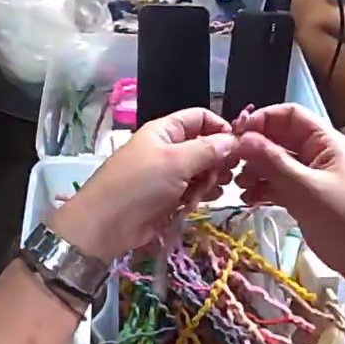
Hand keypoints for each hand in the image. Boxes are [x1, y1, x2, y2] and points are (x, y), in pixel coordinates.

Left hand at [50, 108, 237, 260]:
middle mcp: (166, 149)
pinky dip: (200, 194)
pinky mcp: (167, 199)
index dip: (220, 127)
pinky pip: (191, 191)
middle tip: (227, 173)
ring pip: (200, 171)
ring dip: (211, 179)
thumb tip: (232, 139)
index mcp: (164, 131)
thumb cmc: (139, 185)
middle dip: (217, 158)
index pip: (199, 118)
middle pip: (203, 146)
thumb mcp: (176, 161)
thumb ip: (207, 149)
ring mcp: (166, 175)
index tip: (238, 145)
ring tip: (216, 188)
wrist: (106, 225)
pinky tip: (206, 199)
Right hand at [231, 104, 344, 282]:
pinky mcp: (304, 197)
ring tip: (240, 186)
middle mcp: (317, 154)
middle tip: (232, 164)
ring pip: (275, 163)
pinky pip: (278, 184)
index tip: (238, 135)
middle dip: (254, 149)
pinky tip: (248, 199)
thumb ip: (272, 162)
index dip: (263, 119)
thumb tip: (242, 138)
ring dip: (255, 171)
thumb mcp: (306, 189)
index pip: (290, 115)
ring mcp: (310, 176)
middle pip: (279, 138)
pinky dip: (262, 189)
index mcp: (326, 142)